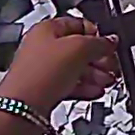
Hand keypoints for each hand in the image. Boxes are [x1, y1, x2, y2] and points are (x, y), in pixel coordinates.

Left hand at [0, 17, 117, 110]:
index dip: (97, 34)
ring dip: (95, 74)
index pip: (78, 24)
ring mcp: (44, 70)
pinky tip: (96, 91)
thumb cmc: (40, 75)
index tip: (110, 45)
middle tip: (112, 65)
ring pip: (75, 68)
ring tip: (108, 80)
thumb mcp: (79, 49)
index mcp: (47, 29)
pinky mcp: (46, 91)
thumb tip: (111, 41)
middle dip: (98, 58)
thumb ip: (99, 43)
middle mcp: (43, 47)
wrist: (22, 110)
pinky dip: (85, 87)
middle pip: (78, 48)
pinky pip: (70, 85)